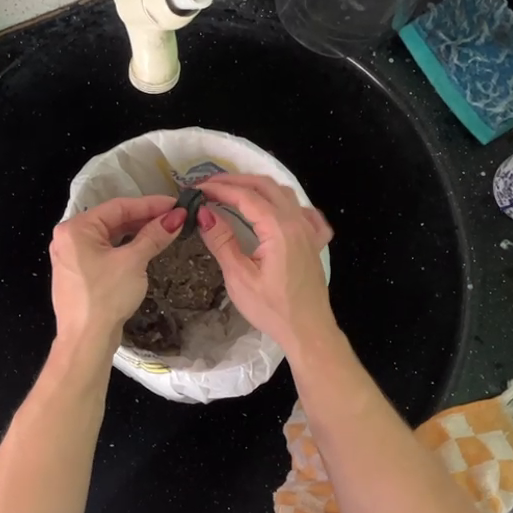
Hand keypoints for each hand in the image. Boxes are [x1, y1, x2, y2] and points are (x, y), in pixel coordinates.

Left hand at [49, 195, 185, 349]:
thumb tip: (176, 217)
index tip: (176, 204)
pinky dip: (124, 248)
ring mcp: (71, 257)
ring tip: (164, 230)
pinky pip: (104, 252)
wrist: (85, 340)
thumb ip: (154, 236)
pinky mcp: (79, 274)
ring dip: (136, 233)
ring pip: (109, 237)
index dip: (150, 204)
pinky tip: (144, 248)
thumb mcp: (133, 262)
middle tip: (174, 217)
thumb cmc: (106, 296)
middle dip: (144, 218)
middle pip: (112, 220)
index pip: (118, 207)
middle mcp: (69, 238)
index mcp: (76, 228)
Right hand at [195, 173, 335, 353]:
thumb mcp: (239, 277)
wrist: (308, 332)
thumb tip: (203, 213)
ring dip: (258, 188)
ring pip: (285, 194)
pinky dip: (286, 204)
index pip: (246, 196)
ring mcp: (310, 231)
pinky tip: (277, 211)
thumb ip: (222, 241)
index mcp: (279, 229)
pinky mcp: (315, 242)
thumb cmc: (272, 309)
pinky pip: (304, 212)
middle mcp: (297, 222)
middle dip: (236, 181)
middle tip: (210, 186)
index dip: (220, 188)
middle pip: (266, 186)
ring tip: (234, 192)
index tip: (197, 188)